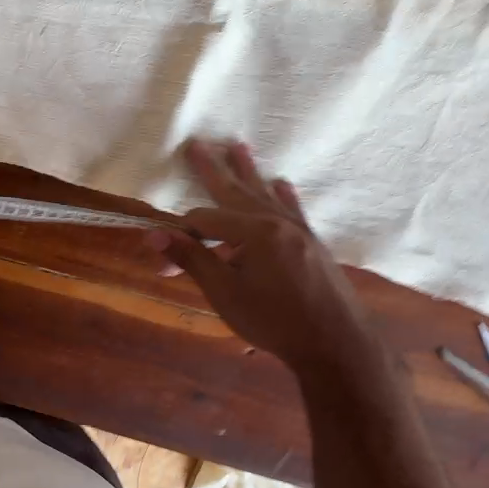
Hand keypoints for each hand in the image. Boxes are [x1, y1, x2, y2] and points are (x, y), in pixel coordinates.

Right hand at [144, 140, 377, 373]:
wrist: (335, 343)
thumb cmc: (273, 319)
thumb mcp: (223, 292)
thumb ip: (191, 258)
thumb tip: (153, 234)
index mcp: (253, 233)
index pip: (203, 221)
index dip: (179, 237)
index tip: (165, 265)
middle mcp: (277, 223)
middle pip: (236, 192)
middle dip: (213, 170)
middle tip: (196, 144)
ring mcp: (298, 231)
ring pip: (264, 196)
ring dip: (248, 172)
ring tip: (238, 147)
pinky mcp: (311, 244)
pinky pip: (292, 210)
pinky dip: (282, 196)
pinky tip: (280, 184)